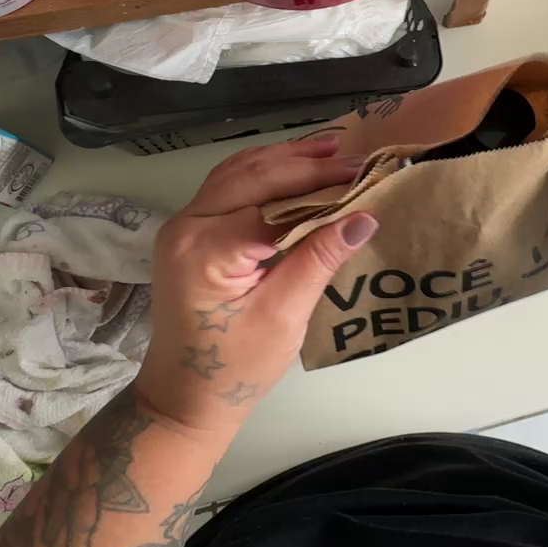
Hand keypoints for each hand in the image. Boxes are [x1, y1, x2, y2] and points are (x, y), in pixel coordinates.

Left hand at [134, 133, 378, 437]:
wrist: (182, 398)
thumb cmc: (235, 367)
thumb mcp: (284, 316)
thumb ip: (320, 258)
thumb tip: (365, 215)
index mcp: (207, 248)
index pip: (273, 197)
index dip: (320, 183)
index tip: (362, 174)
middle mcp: (188, 224)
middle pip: (254, 174)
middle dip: (306, 163)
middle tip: (353, 159)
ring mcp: (184, 224)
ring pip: (240, 171)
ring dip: (285, 157)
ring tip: (329, 148)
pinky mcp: (190, 229)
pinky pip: (229, 185)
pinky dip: (264, 170)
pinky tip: (292, 163)